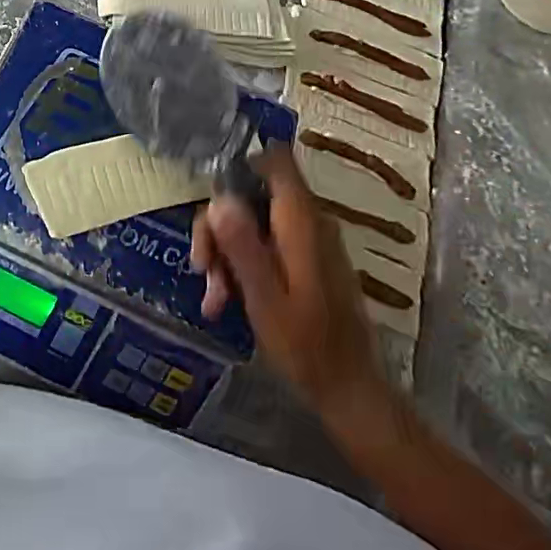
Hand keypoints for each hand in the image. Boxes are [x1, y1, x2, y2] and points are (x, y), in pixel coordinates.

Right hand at [192, 147, 382, 411]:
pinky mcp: (308, 262)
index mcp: (301, 221)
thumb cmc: (306, 346)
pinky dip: (245, 267)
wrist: (349, 389)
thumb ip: (242, 245)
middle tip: (201, 268)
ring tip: (214, 299)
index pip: (275, 161)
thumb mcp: (264, 297)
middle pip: (253, 196)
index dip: (240, 167)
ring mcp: (310, 242)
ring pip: (256, 224)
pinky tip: (226, 302)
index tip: (211, 201)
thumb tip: (218, 198)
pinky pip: (269, 246)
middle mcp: (309, 221)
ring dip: (228, 254)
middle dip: (221, 227)